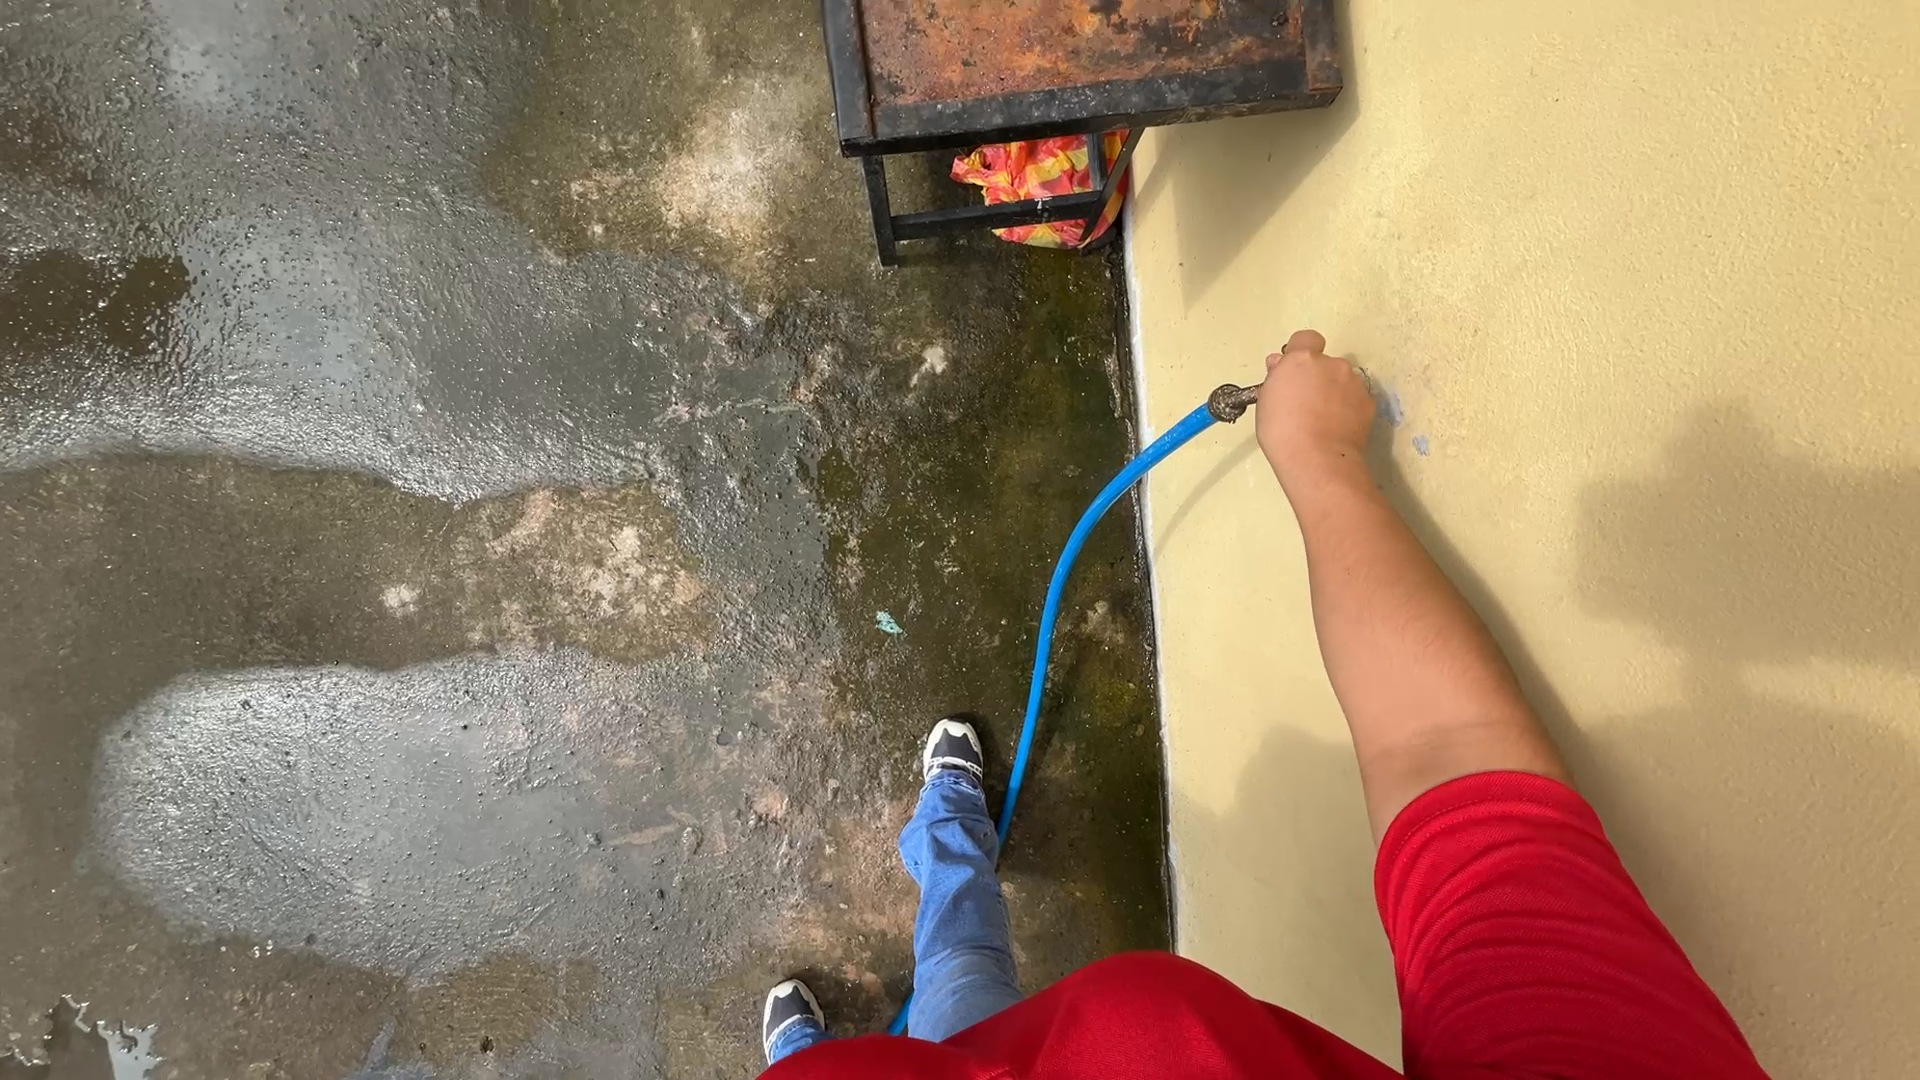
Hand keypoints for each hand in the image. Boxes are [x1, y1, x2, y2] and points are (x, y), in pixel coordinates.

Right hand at [1255, 329, 1376, 490]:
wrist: (1316, 458)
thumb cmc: (1281, 430)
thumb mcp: (1265, 401)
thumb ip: (1276, 378)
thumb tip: (1280, 366)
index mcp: (1302, 360)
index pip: (1306, 339)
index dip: (1300, 352)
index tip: (1293, 371)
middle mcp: (1332, 364)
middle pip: (1324, 363)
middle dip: (1316, 376)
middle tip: (1303, 403)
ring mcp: (1353, 382)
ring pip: (1341, 380)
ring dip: (1333, 392)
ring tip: (1320, 419)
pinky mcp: (1368, 402)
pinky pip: (1354, 399)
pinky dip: (1346, 408)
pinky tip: (1334, 427)